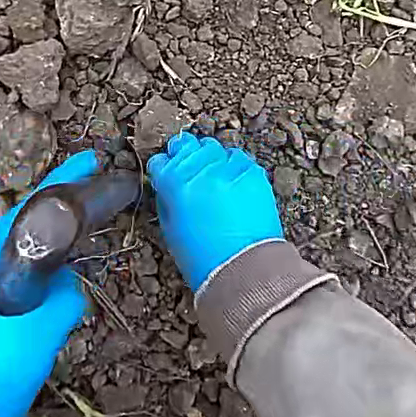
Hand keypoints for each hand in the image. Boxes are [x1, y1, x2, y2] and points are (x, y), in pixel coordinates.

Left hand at [0, 151, 94, 416]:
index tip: (92, 159)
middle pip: (21, 239)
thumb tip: (70, 283)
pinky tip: (48, 314)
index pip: (23, 212)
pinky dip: (32, 296)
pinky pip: (7, 290)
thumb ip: (64, 297)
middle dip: (60, 243)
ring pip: (17, 268)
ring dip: (46, 279)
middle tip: (100, 228)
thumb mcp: (34, 338)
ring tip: (68, 298)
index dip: (62, 184)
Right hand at [148, 132, 283, 290]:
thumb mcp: (170, 229)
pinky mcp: (253, 173)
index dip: (164, 165)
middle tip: (193, 170)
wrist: (244, 269)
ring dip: (213, 160)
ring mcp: (229, 170)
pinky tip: (234, 185)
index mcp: (175, 185)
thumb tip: (167, 181)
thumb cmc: (203, 259)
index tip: (168, 167)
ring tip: (216, 181)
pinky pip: (239, 159)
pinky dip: (235, 168)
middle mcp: (202, 172)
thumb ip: (167, 198)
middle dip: (188, 155)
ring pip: (216, 150)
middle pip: (190, 147)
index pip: (162, 161)